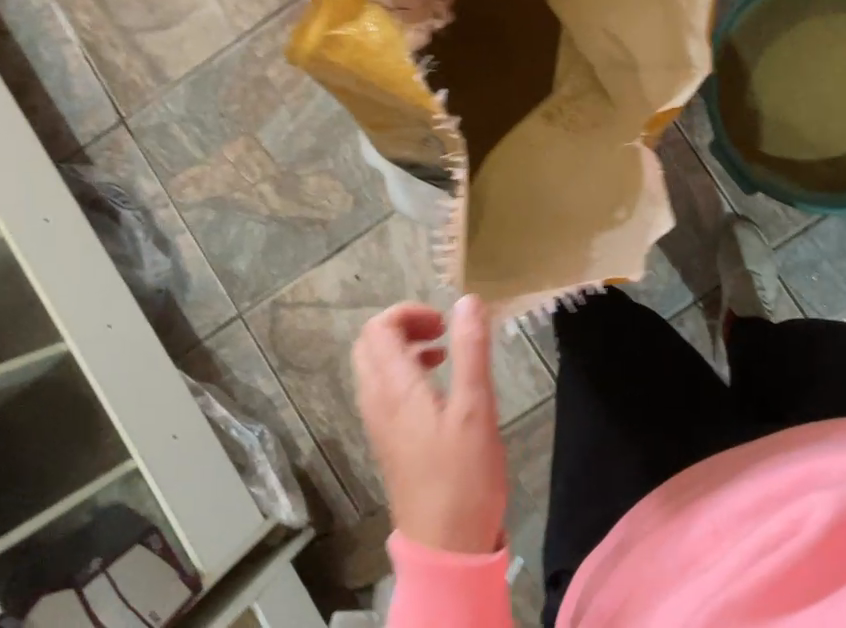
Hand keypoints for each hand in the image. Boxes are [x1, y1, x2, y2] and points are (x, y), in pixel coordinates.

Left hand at [352, 296, 506, 554]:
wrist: (446, 545)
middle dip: (403, 326)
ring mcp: (379, 423)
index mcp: (394, 388)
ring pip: (375, 368)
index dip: (408, 312)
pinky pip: (384, 392)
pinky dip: (405, 374)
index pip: (378, 328)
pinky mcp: (389, 441)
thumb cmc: (463, 476)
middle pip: (370, 345)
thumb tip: (467, 300)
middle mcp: (377, 401)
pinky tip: (439, 390)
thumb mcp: (476, 407)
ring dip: (404, 349)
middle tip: (442, 332)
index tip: (444, 321)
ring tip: (444, 355)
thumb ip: (471, 350)